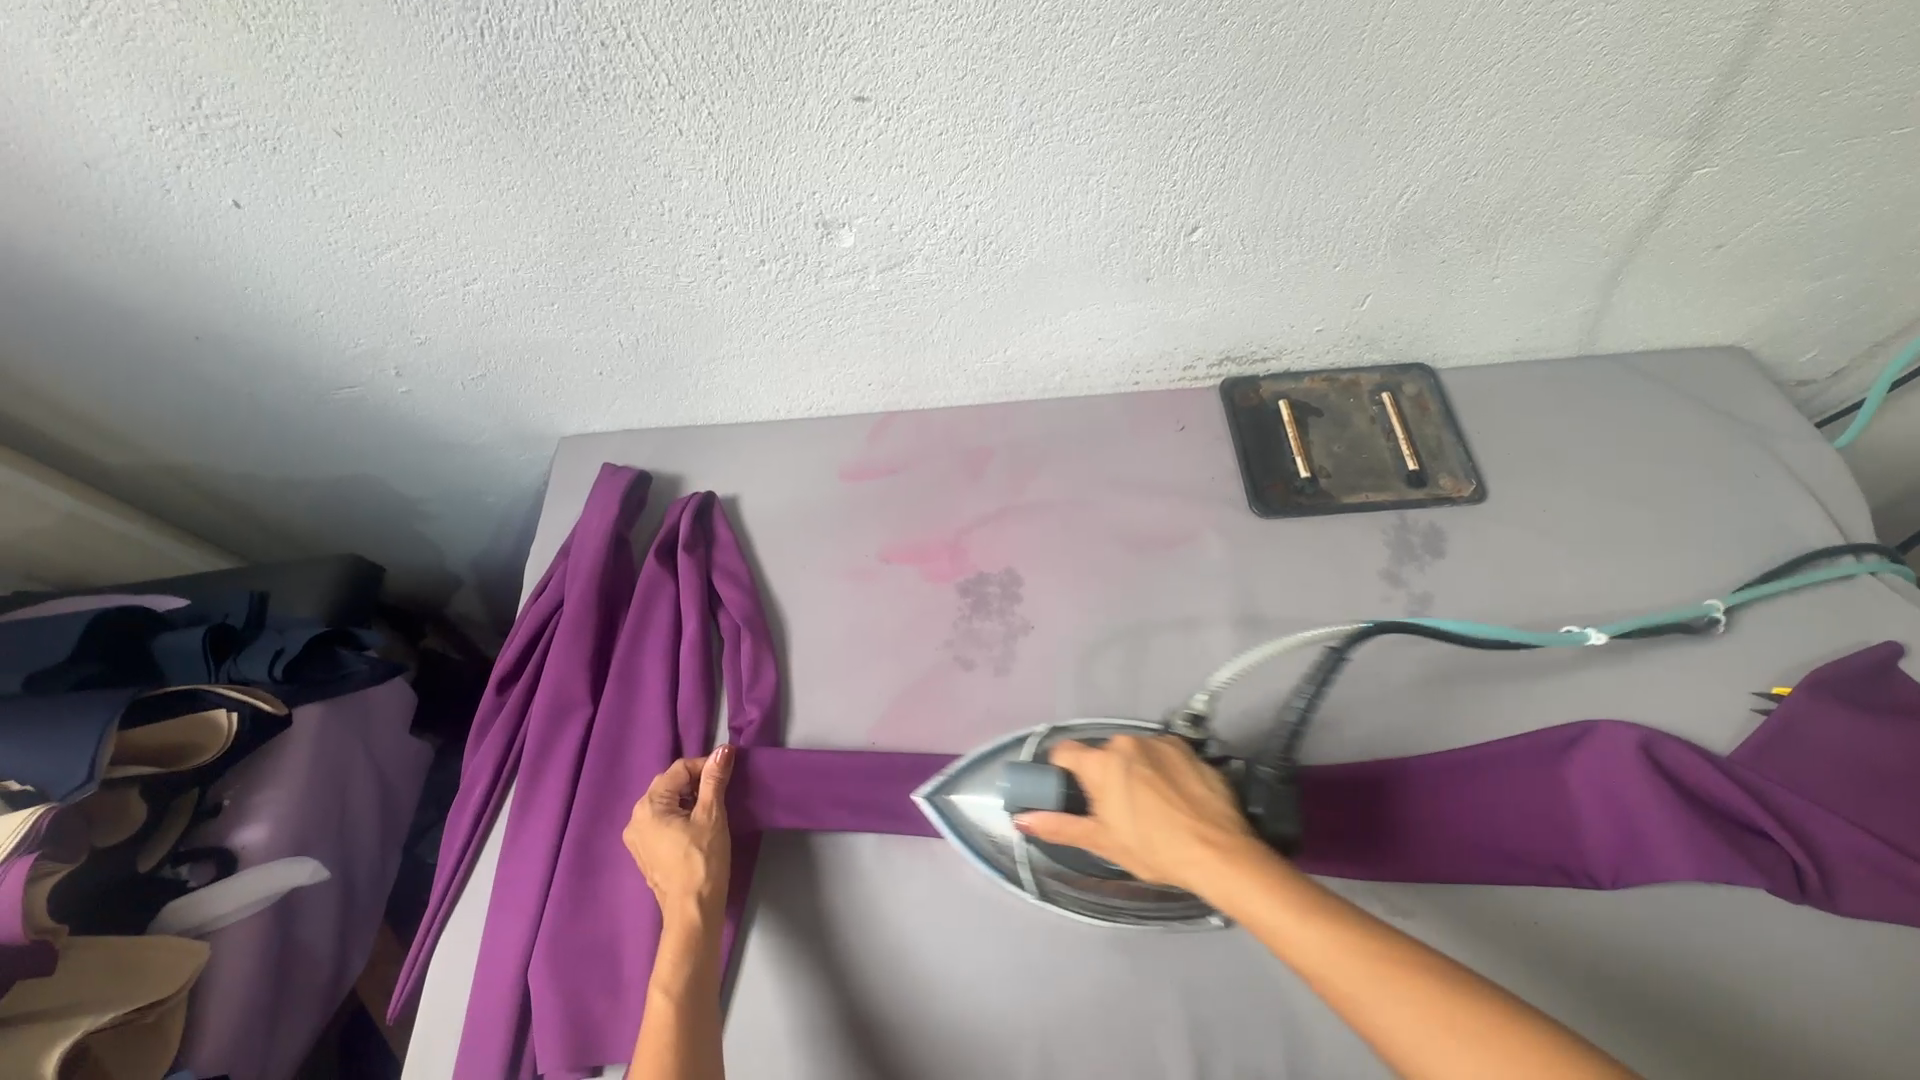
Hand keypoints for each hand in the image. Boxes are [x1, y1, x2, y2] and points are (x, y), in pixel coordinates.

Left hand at [624, 745, 734, 922]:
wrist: (692, 910)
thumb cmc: (703, 860)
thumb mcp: (711, 816)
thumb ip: (714, 780)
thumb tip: (724, 749)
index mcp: (648, 806)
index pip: (678, 769)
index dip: (705, 766)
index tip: (727, 773)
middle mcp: (635, 818)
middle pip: (668, 785)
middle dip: (696, 782)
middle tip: (721, 792)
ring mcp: (636, 838)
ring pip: (665, 804)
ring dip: (688, 799)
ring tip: (712, 809)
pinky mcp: (644, 853)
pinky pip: (661, 822)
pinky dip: (679, 816)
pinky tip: (697, 827)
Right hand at [1015, 735, 1260, 893]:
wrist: (1220, 852)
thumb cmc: (1154, 849)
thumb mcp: (1103, 842)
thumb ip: (1059, 826)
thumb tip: (1020, 819)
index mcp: (1101, 762)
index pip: (1065, 753)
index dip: (1062, 772)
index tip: (1071, 794)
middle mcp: (1127, 742)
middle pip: (1102, 755)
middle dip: (1103, 776)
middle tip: (1116, 810)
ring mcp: (1161, 742)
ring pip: (1134, 753)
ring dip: (1134, 771)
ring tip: (1151, 806)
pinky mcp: (1189, 748)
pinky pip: (1163, 754)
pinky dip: (1162, 770)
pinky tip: (1175, 797)